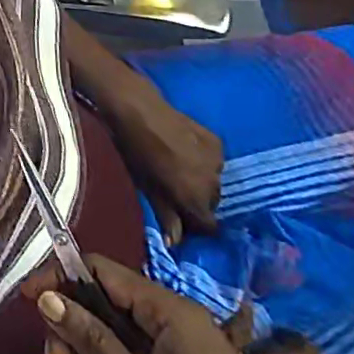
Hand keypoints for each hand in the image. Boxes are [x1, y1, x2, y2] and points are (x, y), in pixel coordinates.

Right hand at [37, 256, 353, 353]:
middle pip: (105, 301)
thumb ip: (92, 340)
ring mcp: (183, 345)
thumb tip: (47, 298)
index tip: (30, 299)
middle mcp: (176, 319)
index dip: (60, 277)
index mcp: (171, 312)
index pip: (100, 269)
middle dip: (76, 327)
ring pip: (116, 331)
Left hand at [104, 89, 221, 243]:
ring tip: (174, 170)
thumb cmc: (134, 151)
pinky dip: (202, 163)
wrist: (139, 110)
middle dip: (195, 204)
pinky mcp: (217, 142)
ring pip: (214, 183)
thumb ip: (165, 215)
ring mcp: (219, 161)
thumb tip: (175, 243)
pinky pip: (214, 162)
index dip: (195, 227)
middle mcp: (214, 182)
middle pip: (210, 204)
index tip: (181, 222)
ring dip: (199, 183)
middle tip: (172, 193)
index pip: (209, 226)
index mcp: (196, 196)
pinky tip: (182, 152)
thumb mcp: (145, 186)